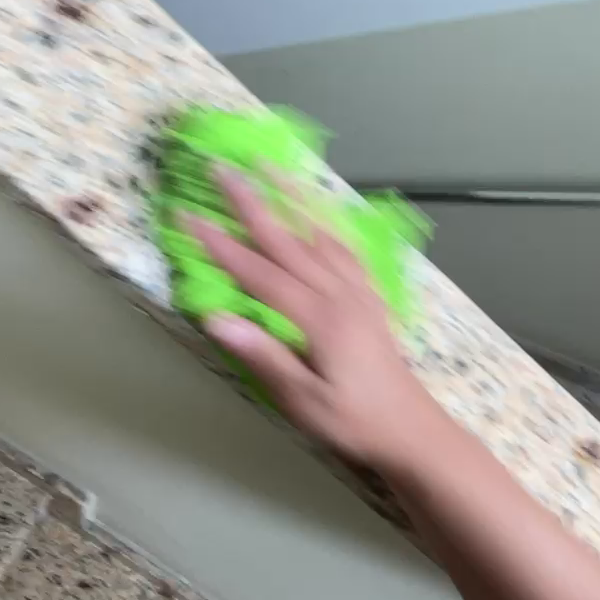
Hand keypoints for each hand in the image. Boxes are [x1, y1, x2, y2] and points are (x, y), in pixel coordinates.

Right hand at [188, 166, 460, 474]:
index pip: (258, 272)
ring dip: (290, 196)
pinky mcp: (368, 295)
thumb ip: (262, 355)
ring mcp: (357, 290)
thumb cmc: (352, 421)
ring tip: (268, 166)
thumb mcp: (302, 399)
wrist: (412, 432)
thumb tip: (215, 318)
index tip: (187, 215)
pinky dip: (324, 219)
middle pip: (287, 238)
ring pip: (318, 232)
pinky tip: (315, 209)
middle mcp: (339, 293)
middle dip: (250, 200)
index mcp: (319, 317)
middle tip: (222, 168)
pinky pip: (344, 246)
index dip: (219, 244)